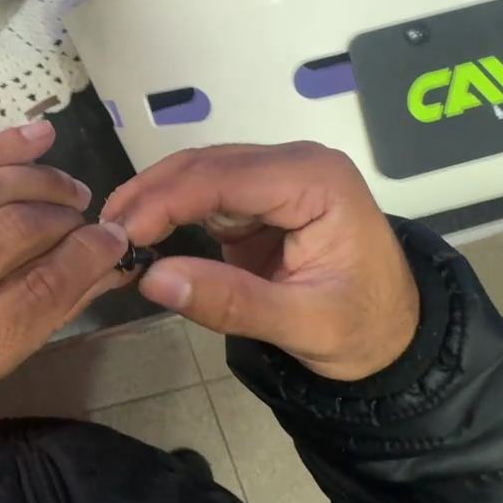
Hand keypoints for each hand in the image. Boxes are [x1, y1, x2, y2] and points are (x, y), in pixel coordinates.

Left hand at [0, 121, 130, 439]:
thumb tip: (105, 266)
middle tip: (85, 215)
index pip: (30, 298)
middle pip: (2, 238)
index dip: (81, 261)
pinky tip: (33, 141)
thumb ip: (42, 318)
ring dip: (30, 180)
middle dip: (57, 218)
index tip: (114, 240)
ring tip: (65, 186)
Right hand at [100, 143, 417, 381]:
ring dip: (151, 199)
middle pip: (202, 165)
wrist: (398, 339)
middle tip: (104, 235)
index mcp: (315, 180)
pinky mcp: (257, 195)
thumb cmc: (365, 331)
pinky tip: (141, 231)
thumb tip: (151, 278)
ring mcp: (274, 175)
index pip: (221, 177)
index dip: (162, 202)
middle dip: (148, 197)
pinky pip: (201, 192)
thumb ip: (230, 301)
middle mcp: (292, 163)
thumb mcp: (305, 325)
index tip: (118, 236)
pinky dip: (167, 210)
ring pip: (195, 172)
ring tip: (114, 234)